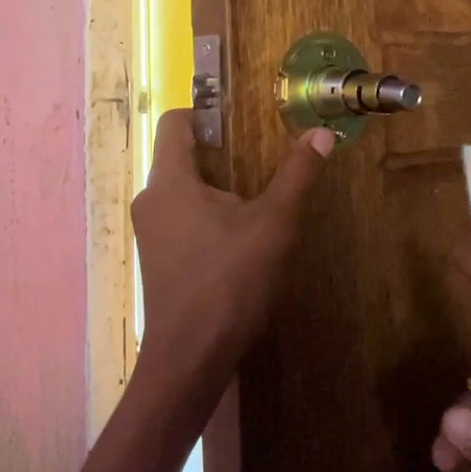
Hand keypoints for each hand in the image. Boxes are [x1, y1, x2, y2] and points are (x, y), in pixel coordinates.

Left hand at [131, 110, 333, 373]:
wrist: (190, 358)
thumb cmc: (229, 281)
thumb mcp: (273, 224)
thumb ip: (296, 175)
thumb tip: (320, 133)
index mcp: (169, 180)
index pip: (174, 122)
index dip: (206, 112)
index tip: (243, 121)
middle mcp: (150, 200)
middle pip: (179, 155)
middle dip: (220, 152)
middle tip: (261, 158)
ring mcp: (150, 233)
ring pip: (181, 190)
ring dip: (215, 186)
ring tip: (256, 197)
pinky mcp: (157, 260)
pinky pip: (179, 219)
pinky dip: (205, 214)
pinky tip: (238, 237)